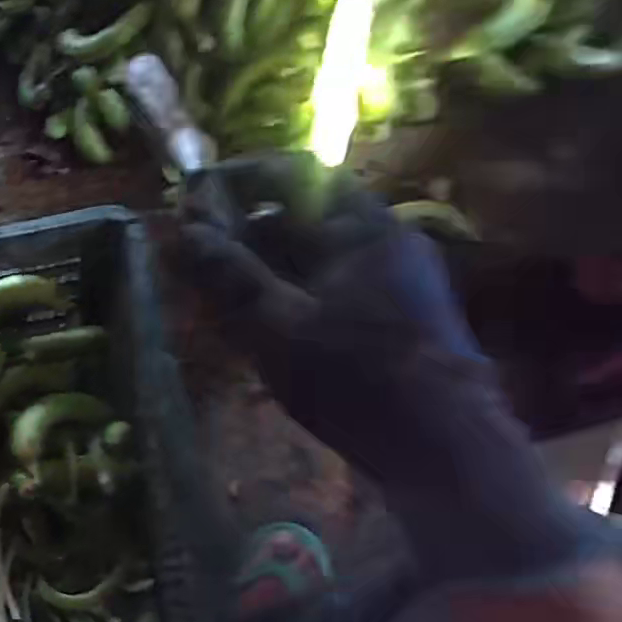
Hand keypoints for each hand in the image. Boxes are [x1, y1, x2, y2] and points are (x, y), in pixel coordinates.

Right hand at [171, 153, 610, 588]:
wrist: (439, 446)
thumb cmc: (353, 377)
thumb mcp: (274, 324)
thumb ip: (228, 274)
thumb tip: (182, 230)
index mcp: (362, 230)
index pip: (296, 175)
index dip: (240, 176)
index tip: (194, 193)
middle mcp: (380, 242)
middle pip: (300, 212)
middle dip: (241, 222)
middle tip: (192, 245)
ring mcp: (387, 278)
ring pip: (308, 249)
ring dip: (257, 256)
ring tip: (211, 280)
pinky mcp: (385, 313)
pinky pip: (321, 280)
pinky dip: (280, 284)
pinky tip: (252, 313)